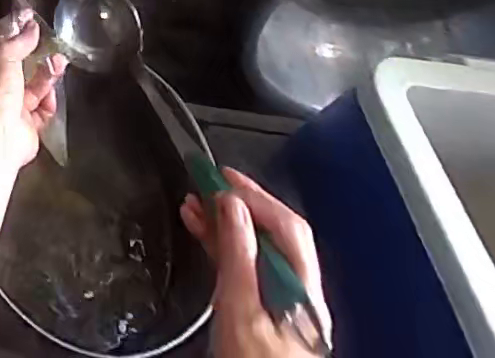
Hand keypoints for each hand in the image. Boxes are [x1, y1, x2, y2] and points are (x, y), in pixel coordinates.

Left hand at [0, 9, 66, 171]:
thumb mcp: (4, 56)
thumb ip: (19, 40)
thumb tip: (31, 25)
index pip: (3, 40)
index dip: (16, 26)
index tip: (31, 14)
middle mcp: (1, 83)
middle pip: (22, 62)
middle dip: (37, 51)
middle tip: (53, 40)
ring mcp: (15, 105)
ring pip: (36, 84)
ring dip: (48, 73)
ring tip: (60, 63)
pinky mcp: (30, 124)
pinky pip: (44, 107)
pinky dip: (49, 101)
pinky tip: (50, 95)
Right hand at [181, 167, 330, 357]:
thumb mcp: (241, 312)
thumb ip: (239, 255)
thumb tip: (233, 204)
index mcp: (301, 292)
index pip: (285, 226)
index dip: (255, 194)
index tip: (221, 175)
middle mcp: (297, 296)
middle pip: (272, 235)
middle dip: (237, 205)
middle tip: (203, 184)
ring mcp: (282, 308)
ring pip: (256, 250)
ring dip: (225, 224)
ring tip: (193, 206)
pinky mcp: (265, 319)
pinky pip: (246, 269)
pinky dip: (223, 247)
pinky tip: (203, 237)